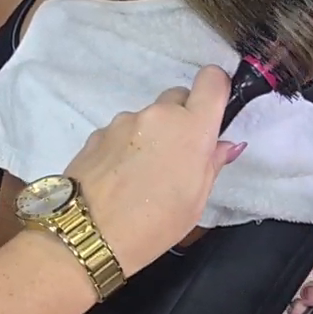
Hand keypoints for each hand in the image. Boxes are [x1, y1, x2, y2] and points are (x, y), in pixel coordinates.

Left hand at [63, 65, 246, 274]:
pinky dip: (126, 147)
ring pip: (148, 118)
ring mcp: (122, 121)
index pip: (211, 80)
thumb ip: (212, 164)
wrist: (88, 234)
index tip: (213, 111)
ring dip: (152, 136)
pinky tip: (120, 177)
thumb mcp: (196, 201)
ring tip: (144, 175)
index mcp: (190, 127)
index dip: (216, 89)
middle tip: (179, 156)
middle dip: (182, 120)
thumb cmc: (154, 224)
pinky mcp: (97, 133)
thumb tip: (224, 145)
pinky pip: (122, 132)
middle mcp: (156, 115)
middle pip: (177, 98)